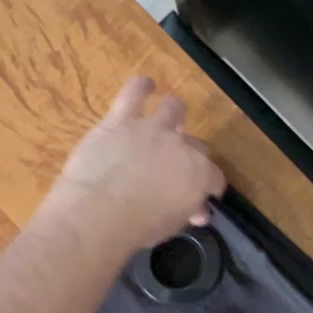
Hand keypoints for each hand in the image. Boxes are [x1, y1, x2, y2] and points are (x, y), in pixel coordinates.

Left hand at [46, 77, 227, 250]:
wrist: (98, 212)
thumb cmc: (138, 228)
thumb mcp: (171, 225)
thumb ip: (186, 211)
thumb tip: (197, 211)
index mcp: (200, 175)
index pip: (214, 177)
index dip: (210, 187)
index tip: (202, 198)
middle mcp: (182, 146)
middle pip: (196, 143)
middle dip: (190, 155)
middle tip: (176, 167)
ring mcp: (152, 128)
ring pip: (173, 108)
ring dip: (174, 112)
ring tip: (170, 115)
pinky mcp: (121, 120)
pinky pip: (136, 92)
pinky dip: (142, 87)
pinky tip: (146, 85)